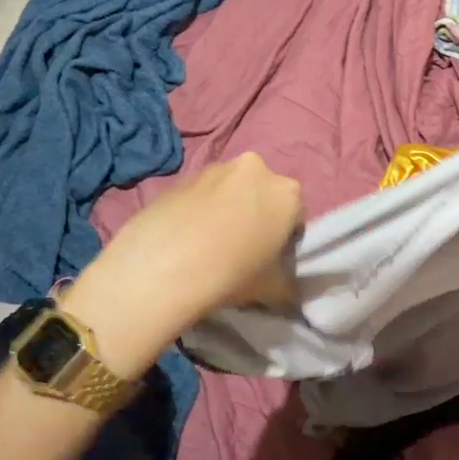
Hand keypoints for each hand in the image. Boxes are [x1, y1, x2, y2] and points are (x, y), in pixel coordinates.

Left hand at [60, 153, 301, 374]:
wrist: (162, 267)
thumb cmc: (232, 274)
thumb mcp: (273, 289)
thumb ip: (288, 284)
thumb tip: (288, 290)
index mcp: (287, 192)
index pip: (295, 215)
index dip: (284, 238)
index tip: (269, 258)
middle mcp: (255, 169)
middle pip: (262, 194)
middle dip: (256, 215)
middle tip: (241, 249)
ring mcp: (215, 169)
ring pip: (230, 190)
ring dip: (226, 209)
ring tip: (208, 244)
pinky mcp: (181, 176)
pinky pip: (201, 193)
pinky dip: (199, 209)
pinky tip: (187, 238)